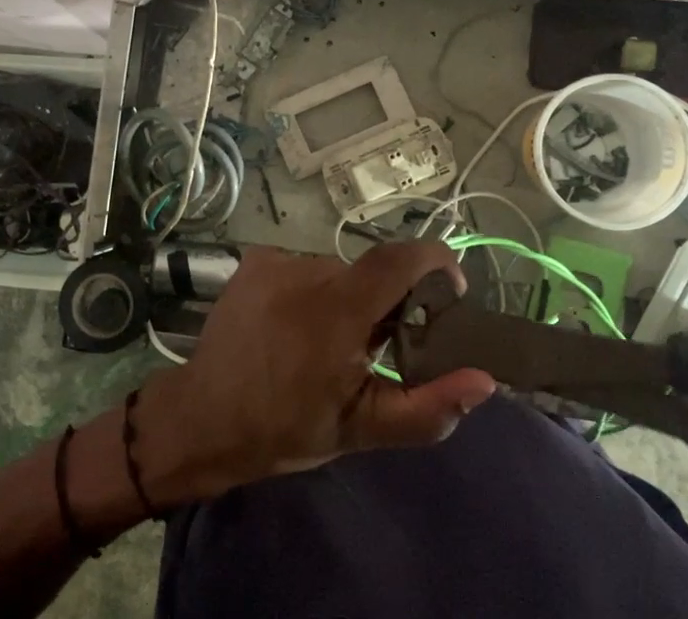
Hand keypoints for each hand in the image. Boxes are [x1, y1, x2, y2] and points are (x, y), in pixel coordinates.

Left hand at [134, 241, 495, 505]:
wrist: (203, 418)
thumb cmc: (285, 428)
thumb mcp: (362, 429)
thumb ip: (429, 407)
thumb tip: (484, 381)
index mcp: (337, 309)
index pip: (401, 258)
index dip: (436, 264)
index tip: (451, 293)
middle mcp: (307, 271)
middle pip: (372, 271)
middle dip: (388, 301)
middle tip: (380, 346)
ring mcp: (275, 261)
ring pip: (338, 271)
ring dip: (349, 299)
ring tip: (330, 343)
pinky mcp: (255, 262)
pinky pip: (305, 269)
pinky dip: (315, 292)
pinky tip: (298, 328)